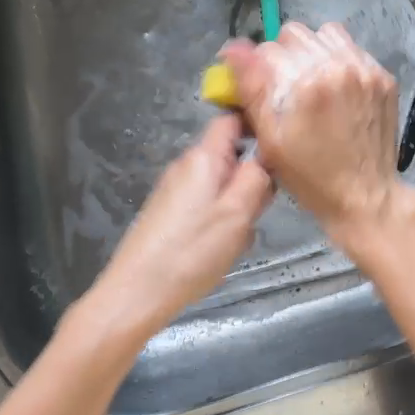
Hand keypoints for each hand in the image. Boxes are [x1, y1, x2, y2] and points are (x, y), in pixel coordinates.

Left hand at [85, 114, 273, 333]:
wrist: (136, 294)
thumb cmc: (192, 251)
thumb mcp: (237, 213)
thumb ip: (256, 177)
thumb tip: (265, 156)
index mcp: (203, 158)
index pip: (231, 120)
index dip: (257, 128)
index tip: (279, 152)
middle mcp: (186, 166)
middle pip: (229, 156)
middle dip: (251, 178)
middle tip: (258, 210)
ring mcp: (175, 191)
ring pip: (221, 186)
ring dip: (237, 206)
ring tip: (238, 236)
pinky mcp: (169, 214)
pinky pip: (206, 206)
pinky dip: (220, 222)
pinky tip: (220, 249)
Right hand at [221, 23, 414, 266]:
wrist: (366, 196)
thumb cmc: (312, 177)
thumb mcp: (272, 140)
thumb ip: (252, 90)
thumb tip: (233, 49)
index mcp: (309, 82)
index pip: (269, 49)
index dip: (258, 68)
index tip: (261, 87)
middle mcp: (340, 66)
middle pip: (297, 34)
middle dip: (284, 55)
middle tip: (286, 85)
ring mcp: (367, 70)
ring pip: (327, 34)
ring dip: (313, 50)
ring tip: (313, 80)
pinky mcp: (384, 77)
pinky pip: (354, 49)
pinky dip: (340, 60)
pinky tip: (337, 88)